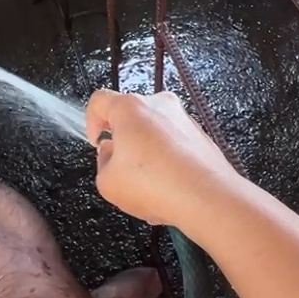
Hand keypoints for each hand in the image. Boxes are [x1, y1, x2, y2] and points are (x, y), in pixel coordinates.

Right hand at [86, 90, 247, 229]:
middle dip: (122, 142)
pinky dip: (167, 162)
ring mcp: (182, 118)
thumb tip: (109, 154)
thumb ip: (102, 162)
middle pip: (130, 117)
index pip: (100, 100)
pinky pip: (173, 145)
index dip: (91, 122)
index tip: (96, 141)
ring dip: (146, 154)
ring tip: (146, 186)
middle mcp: (160, 105)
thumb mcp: (107, 182)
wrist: (207, 197)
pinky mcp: (200, 135)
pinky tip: (166, 189)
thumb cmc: (158, 185)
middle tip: (120, 168)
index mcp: (130, 108)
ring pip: (153, 132)